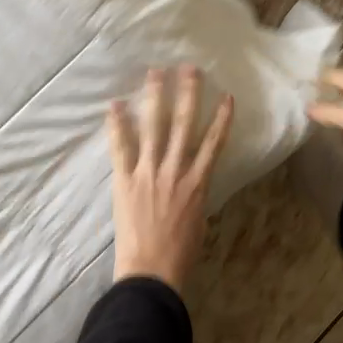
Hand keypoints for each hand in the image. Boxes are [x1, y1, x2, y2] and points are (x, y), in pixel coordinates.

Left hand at [107, 65, 233, 289]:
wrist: (151, 274)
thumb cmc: (181, 254)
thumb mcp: (200, 221)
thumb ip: (197, 194)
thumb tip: (196, 179)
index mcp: (198, 183)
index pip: (214, 142)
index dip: (222, 118)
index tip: (227, 96)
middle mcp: (176, 170)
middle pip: (184, 124)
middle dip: (188, 93)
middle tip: (189, 68)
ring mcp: (149, 173)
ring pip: (155, 126)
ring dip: (155, 97)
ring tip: (156, 73)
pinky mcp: (126, 181)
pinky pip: (121, 147)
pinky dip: (118, 125)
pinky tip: (115, 104)